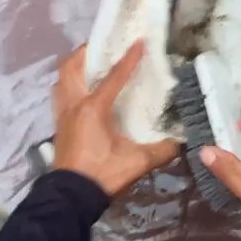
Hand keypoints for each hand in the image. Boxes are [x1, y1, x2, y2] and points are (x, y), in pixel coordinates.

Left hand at [52, 42, 179, 196]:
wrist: (70, 198)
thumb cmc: (103, 175)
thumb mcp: (137, 162)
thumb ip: (161, 150)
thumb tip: (181, 142)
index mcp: (93, 108)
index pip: (113, 77)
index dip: (129, 59)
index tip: (139, 42)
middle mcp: (74, 105)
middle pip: (72, 67)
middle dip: (87, 53)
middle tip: (104, 47)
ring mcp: (62, 115)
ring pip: (61, 80)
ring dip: (74, 69)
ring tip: (91, 65)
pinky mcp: (59, 126)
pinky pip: (61, 95)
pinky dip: (70, 86)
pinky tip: (83, 92)